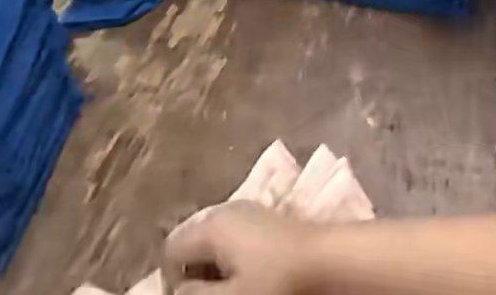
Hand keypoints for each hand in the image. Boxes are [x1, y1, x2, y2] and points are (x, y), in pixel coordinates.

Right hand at [163, 202, 316, 293]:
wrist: (324, 260)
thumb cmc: (274, 282)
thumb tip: (178, 289)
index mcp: (211, 224)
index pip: (171, 248)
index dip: (172, 280)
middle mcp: (225, 208)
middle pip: (192, 240)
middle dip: (194, 270)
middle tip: (212, 294)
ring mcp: (247, 210)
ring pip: (213, 239)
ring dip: (213, 266)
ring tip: (232, 287)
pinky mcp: (263, 218)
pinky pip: (233, 237)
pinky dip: (231, 257)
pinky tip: (250, 274)